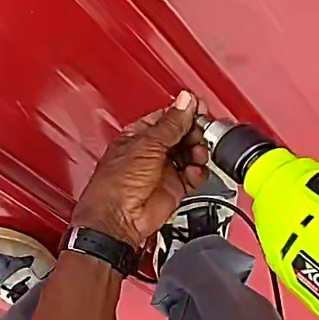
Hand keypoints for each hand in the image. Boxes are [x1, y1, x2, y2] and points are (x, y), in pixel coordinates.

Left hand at [70, 91, 210, 246]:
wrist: (118, 218)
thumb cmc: (117, 184)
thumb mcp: (147, 145)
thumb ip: (171, 124)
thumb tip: (186, 101)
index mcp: (140, 136)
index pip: (167, 118)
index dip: (184, 113)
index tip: (199, 109)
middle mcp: (152, 152)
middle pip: (182, 135)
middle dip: (195, 132)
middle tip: (201, 132)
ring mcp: (164, 170)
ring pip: (190, 154)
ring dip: (198, 152)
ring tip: (197, 153)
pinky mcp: (174, 188)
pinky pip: (193, 176)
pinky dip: (197, 173)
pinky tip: (193, 172)